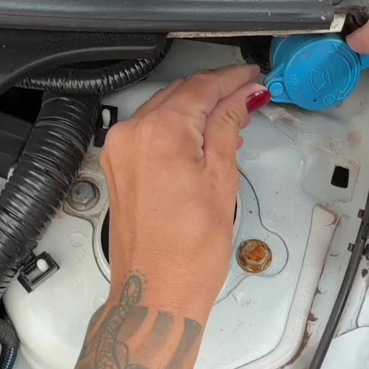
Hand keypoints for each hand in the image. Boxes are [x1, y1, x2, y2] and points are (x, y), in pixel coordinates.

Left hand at [99, 64, 265, 316]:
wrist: (157, 292)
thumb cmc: (187, 252)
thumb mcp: (221, 179)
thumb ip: (227, 128)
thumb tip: (238, 100)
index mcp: (159, 133)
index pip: (200, 88)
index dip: (231, 79)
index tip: (251, 77)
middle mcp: (131, 136)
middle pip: (179, 95)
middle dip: (215, 92)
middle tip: (247, 95)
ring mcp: (119, 152)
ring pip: (163, 111)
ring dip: (195, 110)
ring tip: (230, 118)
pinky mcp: (117, 168)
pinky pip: (149, 132)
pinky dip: (176, 128)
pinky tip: (200, 135)